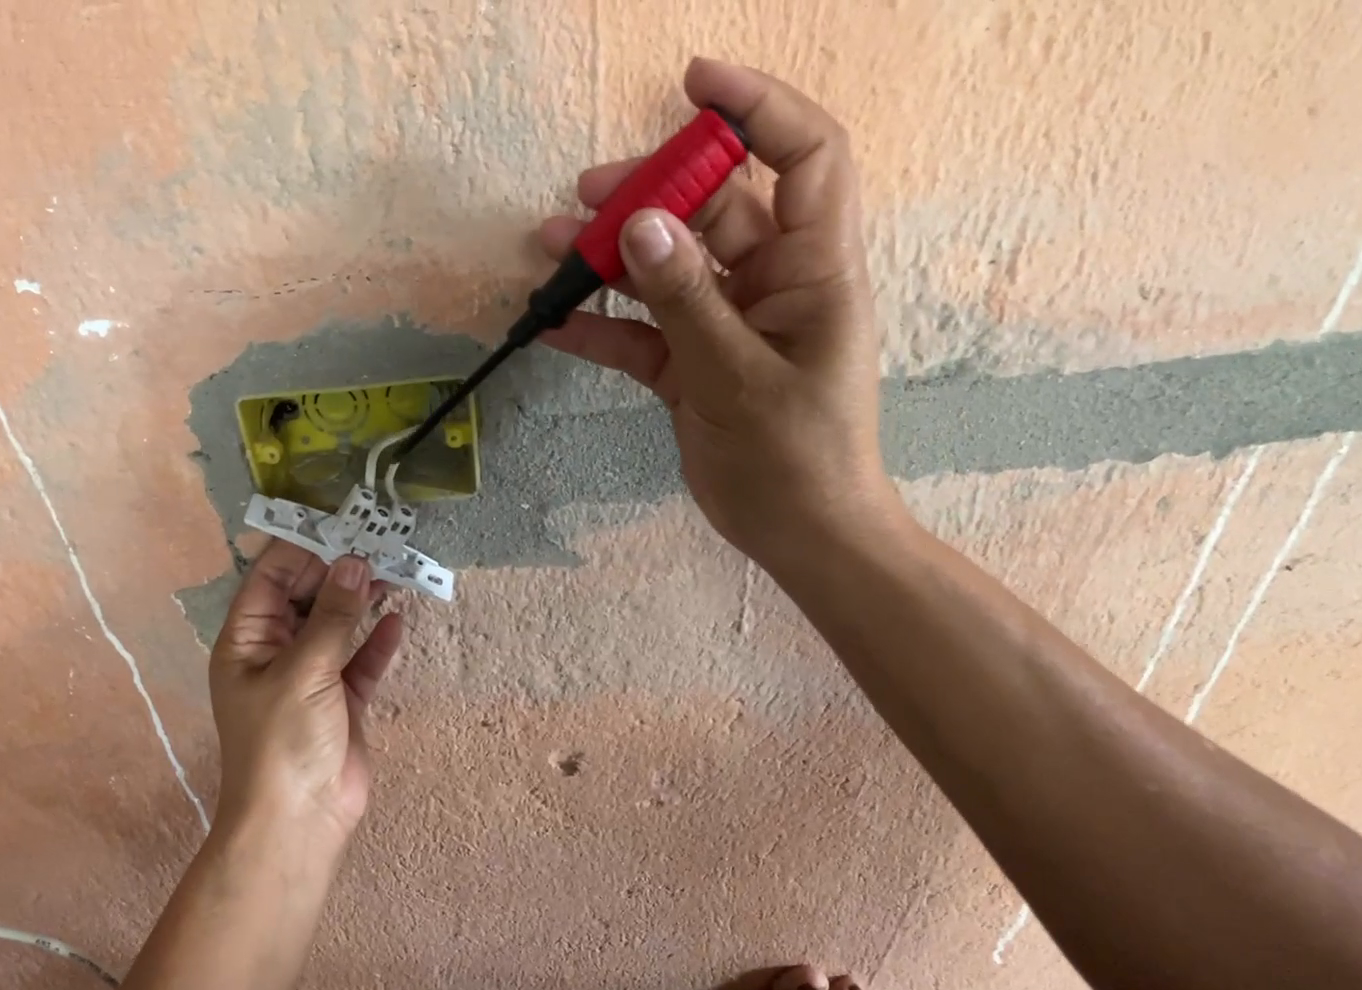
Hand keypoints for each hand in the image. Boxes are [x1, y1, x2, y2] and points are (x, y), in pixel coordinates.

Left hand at [208, 541, 402, 841]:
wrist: (299, 821)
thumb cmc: (283, 740)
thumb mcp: (304, 670)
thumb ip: (332, 616)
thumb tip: (354, 563)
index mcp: (248, 639)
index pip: (272, 578)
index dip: (304, 549)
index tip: (343, 524)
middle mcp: (277, 651)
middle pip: (308, 597)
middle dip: (339, 571)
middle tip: (379, 542)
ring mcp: (312, 676)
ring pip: (338, 625)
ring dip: (362, 600)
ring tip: (395, 570)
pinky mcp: (342, 701)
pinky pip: (361, 661)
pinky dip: (378, 641)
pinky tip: (398, 620)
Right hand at [537, 58, 900, 564]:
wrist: (797, 534)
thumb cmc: (796, 457)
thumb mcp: (739, 376)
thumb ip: (688, 300)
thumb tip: (640, 224)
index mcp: (812, 268)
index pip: (804, 156)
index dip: (757, 107)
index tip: (692, 84)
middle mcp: (771, 283)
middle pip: (711, 208)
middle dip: (648, 194)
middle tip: (584, 198)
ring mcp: (727, 323)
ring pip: (666, 268)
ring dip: (610, 258)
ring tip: (549, 247)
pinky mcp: (692, 365)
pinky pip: (643, 330)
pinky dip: (602, 326)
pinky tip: (554, 324)